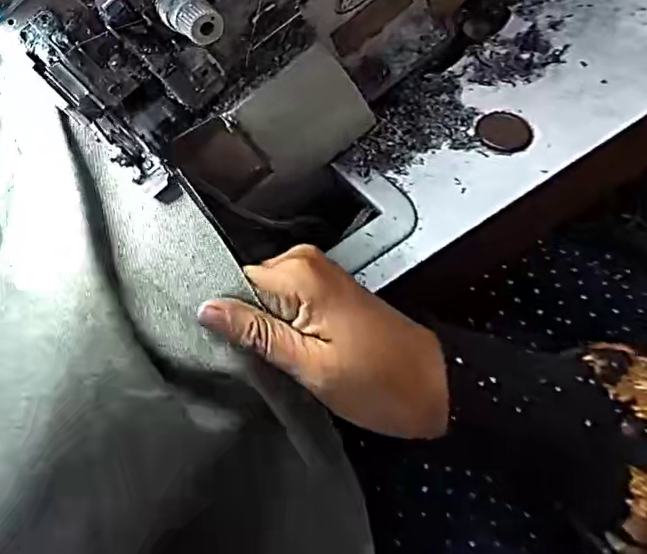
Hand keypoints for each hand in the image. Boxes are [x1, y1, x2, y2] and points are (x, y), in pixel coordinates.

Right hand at [197, 244, 448, 438]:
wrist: (440, 388)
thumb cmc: (381, 383)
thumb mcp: (311, 366)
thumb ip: (256, 333)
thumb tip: (205, 308)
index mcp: (297, 272)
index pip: (234, 282)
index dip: (230, 314)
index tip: (232, 343)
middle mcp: (303, 259)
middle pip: (247, 285)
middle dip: (249, 320)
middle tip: (269, 357)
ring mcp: (314, 269)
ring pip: (262, 293)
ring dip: (266, 324)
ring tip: (287, 354)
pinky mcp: (322, 283)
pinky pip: (282, 296)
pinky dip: (282, 321)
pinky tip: (296, 346)